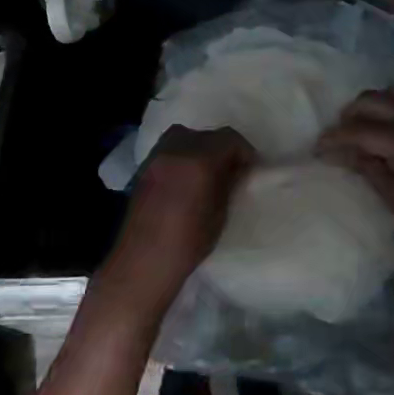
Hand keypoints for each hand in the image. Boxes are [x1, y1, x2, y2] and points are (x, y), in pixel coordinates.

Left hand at [106, 126, 254, 304]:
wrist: (143, 260)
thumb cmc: (188, 242)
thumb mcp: (220, 213)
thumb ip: (229, 183)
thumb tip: (237, 169)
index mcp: (199, 159)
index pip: (229, 138)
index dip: (244, 151)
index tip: (250, 169)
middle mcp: (176, 149)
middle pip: (206, 134)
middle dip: (222, 148)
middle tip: (231, 170)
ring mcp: (156, 156)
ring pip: (184, 136)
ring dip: (200, 147)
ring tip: (207, 172)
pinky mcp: (143, 168)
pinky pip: (168, 149)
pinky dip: (181, 155)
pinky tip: (186, 177)